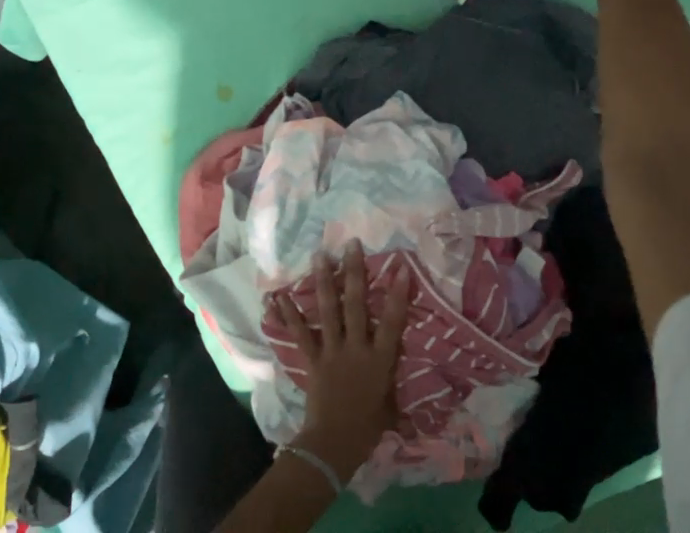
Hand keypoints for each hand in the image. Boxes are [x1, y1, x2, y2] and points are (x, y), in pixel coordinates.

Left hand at [272, 241, 412, 478]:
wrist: (334, 445)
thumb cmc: (368, 428)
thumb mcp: (390, 407)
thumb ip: (395, 389)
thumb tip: (411, 398)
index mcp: (380, 359)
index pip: (392, 321)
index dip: (397, 294)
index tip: (400, 266)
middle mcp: (356, 347)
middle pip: (355, 305)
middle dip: (353, 273)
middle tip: (350, 244)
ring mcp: (332, 351)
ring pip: (328, 311)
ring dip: (323, 281)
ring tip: (319, 255)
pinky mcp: (312, 359)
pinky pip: (300, 334)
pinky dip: (289, 315)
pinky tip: (278, 296)